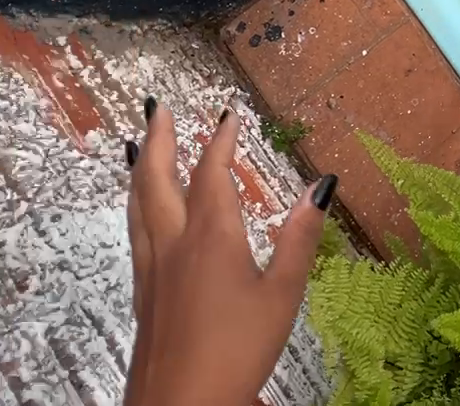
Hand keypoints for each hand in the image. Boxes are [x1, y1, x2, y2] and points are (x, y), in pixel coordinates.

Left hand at [124, 99, 336, 405]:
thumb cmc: (238, 351)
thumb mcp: (284, 292)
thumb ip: (301, 234)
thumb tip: (322, 183)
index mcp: (212, 238)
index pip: (211, 174)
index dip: (221, 140)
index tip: (229, 113)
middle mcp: (174, 247)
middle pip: (155, 182)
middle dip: (157, 141)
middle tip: (156, 109)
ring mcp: (151, 273)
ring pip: (137, 208)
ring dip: (140, 170)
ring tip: (139, 147)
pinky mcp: (143, 297)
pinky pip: (136, 232)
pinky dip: (138, 204)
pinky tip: (145, 212)